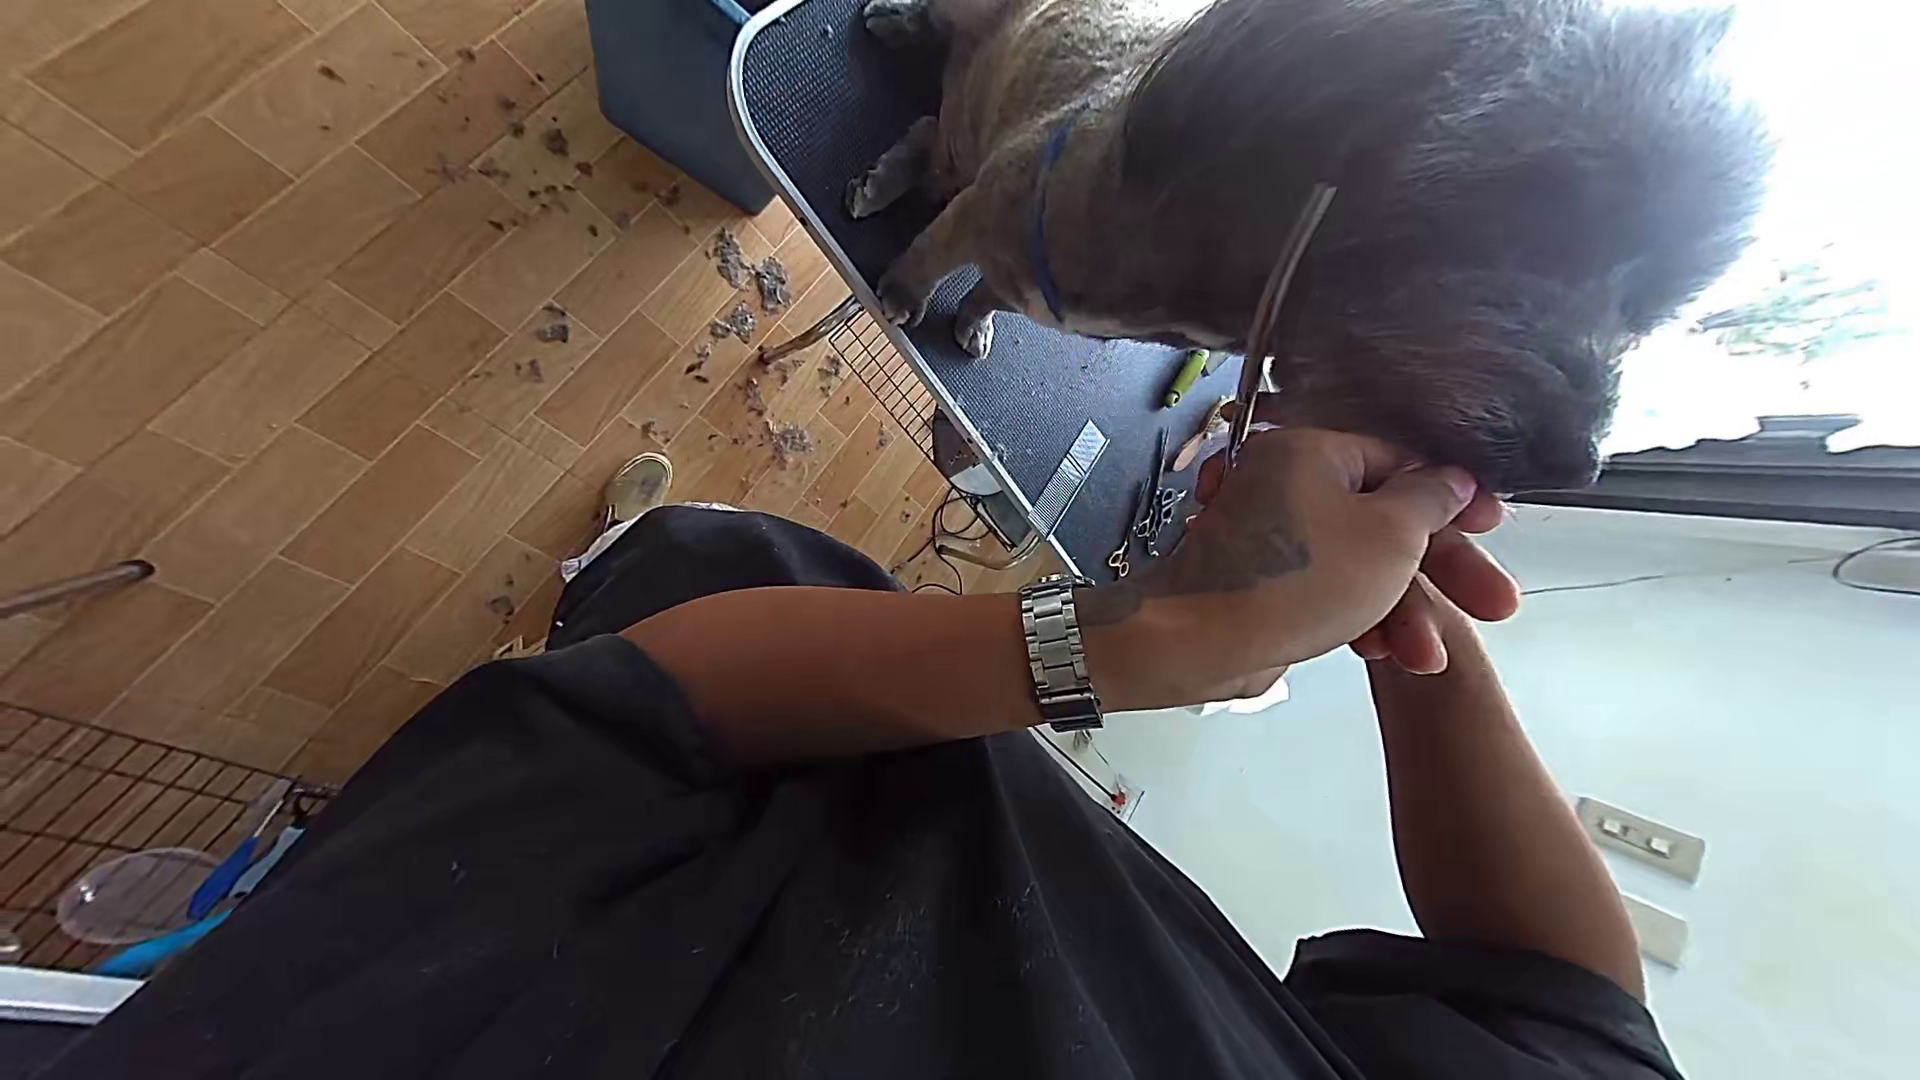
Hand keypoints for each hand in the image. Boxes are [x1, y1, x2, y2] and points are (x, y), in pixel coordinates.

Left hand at [1076, 428, 1517, 708]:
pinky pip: (1323, 587)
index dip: (1450, 494)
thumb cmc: (1299, 581)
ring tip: (1425, 657)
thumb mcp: (1388, 533)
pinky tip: (1380, 653)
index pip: (1395, 460)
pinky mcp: (1263, 579)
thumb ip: (1428, 499)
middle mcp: (1282, 486)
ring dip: (1399, 608)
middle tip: (1495, 607)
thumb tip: (1445, 477)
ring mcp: (1270, 535)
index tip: (1493, 526)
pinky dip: (1354, 616)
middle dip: (1438, 569)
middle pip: (1380, 518)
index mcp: (1305, 453)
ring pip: (1355, 561)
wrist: (1205, 641)